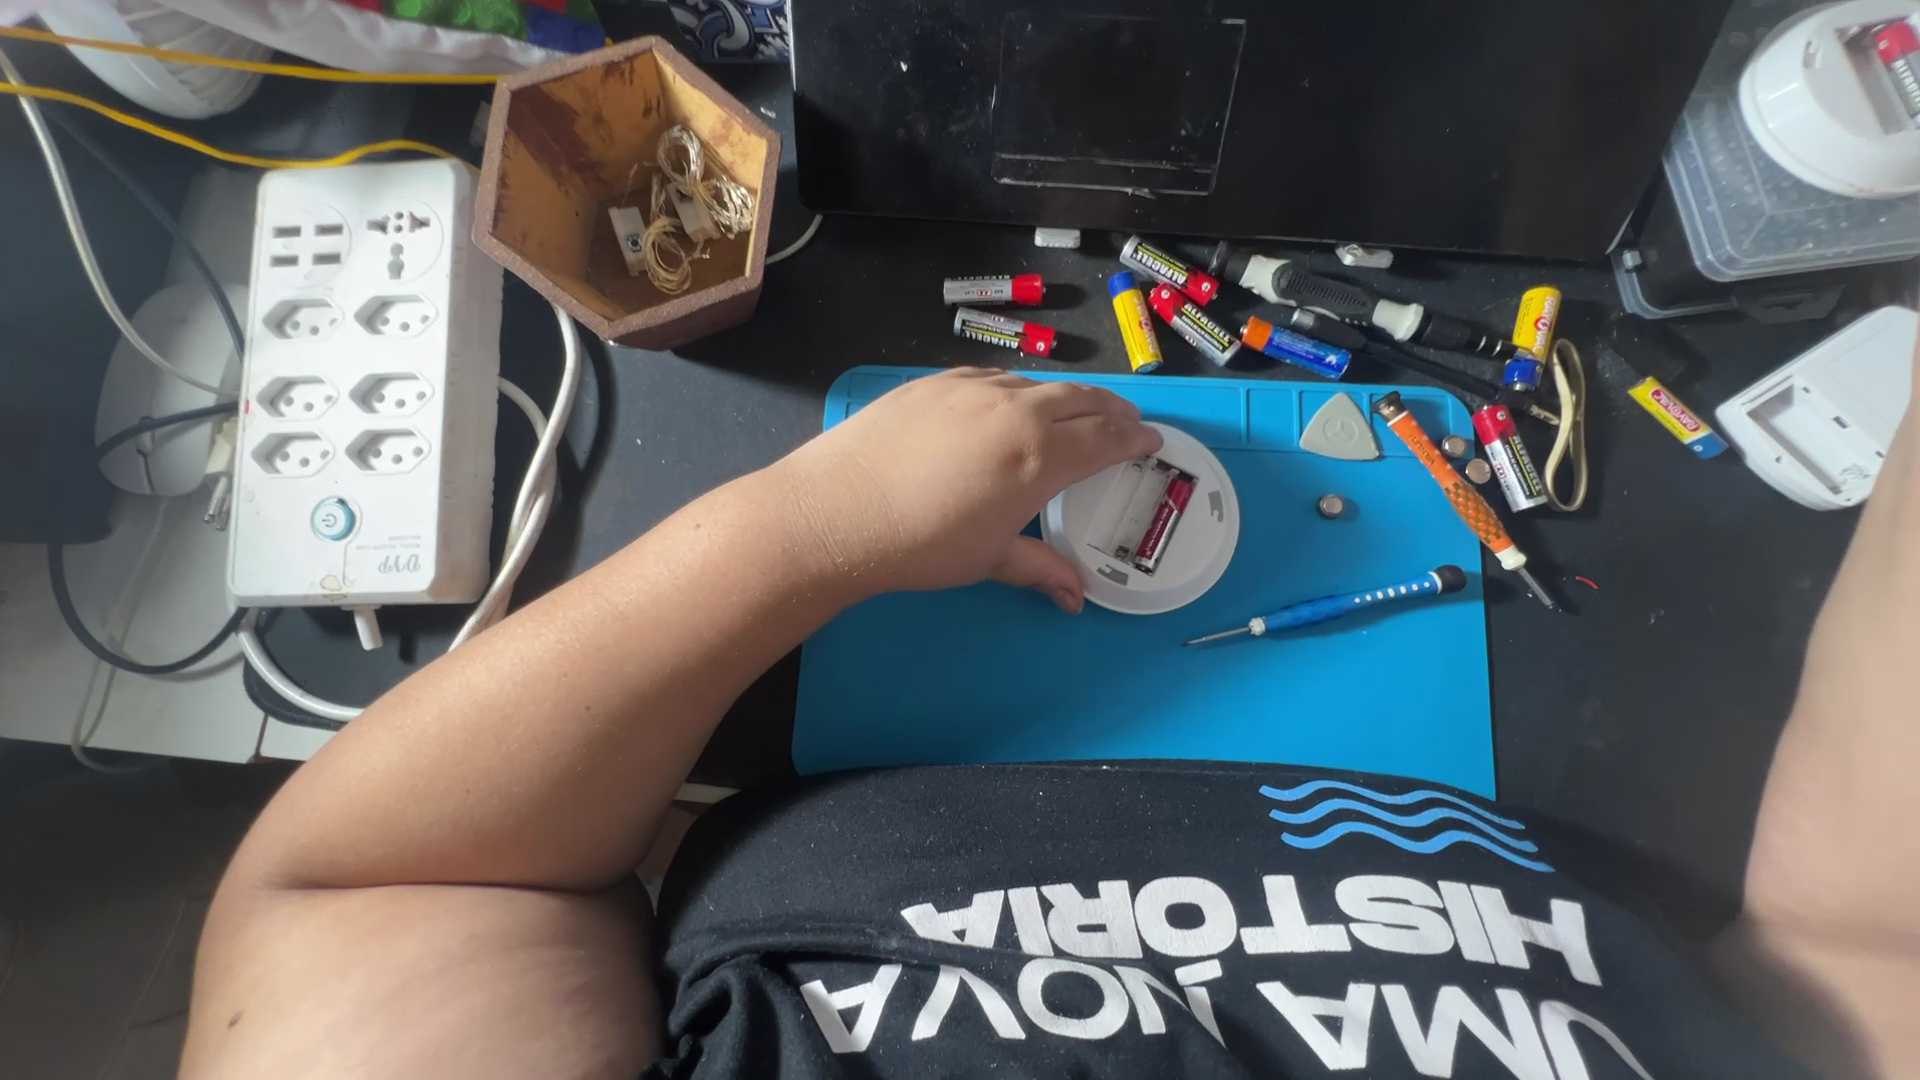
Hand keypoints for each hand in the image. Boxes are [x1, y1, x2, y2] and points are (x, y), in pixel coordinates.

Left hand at [775, 368, 1162, 611]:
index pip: (1106, 438)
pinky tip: (1007, 403)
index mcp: (1040, 456)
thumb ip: (1039, 568)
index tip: (1152, 440)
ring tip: (1070, 412)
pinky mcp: (933, 382)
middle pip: (1081, 400)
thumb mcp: (988, 560)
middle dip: (1112, 410)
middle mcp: (1015, 411)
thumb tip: (1075, 599)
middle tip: (1125, 421)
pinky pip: (991, 378)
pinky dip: (1015, 389)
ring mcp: (972, 389)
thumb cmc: (921, 544)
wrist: (837, 512)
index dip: (1135, 438)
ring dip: (1064, 398)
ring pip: (1036, 383)